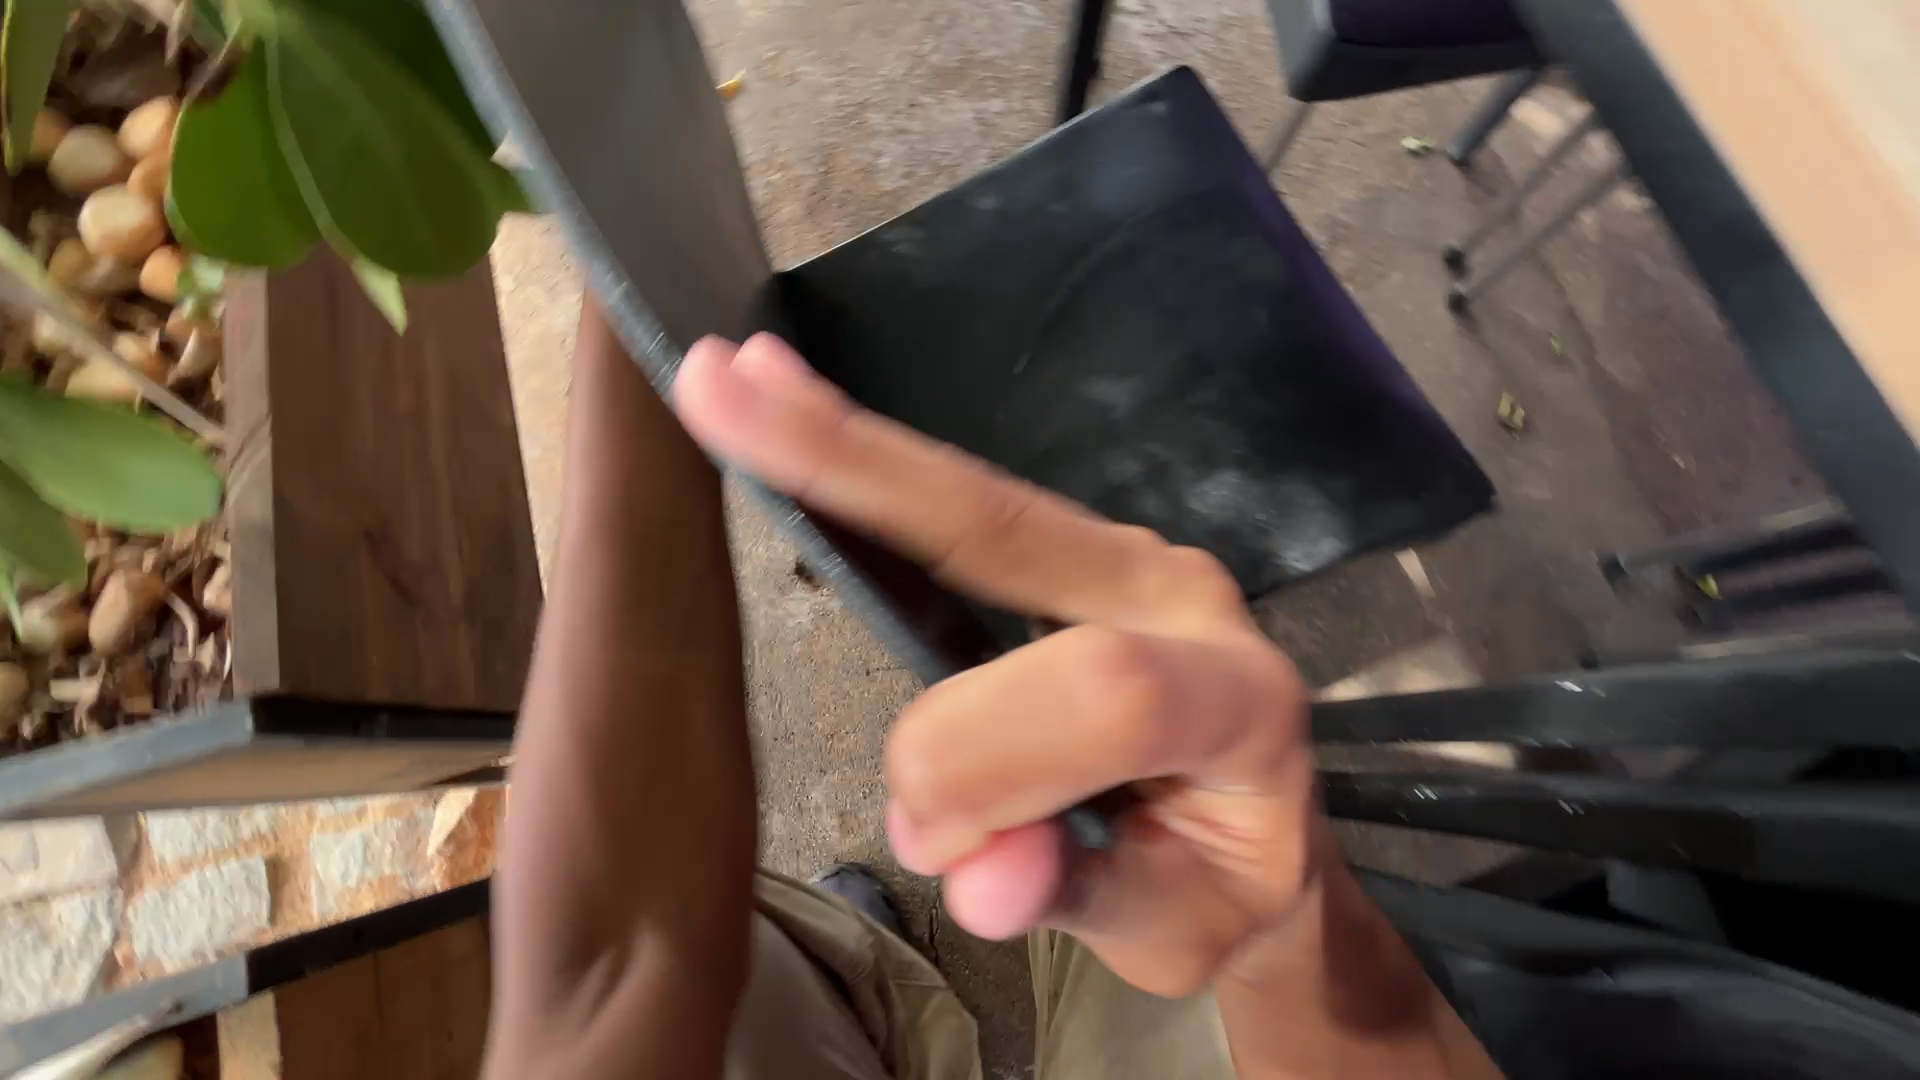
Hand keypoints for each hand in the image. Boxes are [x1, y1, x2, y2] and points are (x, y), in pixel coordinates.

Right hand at [672, 333, 1320, 996]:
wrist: (1260, 830)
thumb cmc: (1214, 882)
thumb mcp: (1166, 928)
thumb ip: (1078, 897)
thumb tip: (979, 879)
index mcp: (1234, 701)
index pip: (1110, 693)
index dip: (994, 756)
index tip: (927, 834)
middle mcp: (1179, 597)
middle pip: (1010, 530)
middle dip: (860, 473)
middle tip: (723, 397)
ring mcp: (1125, 558)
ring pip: (977, 499)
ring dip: (851, 446)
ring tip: (742, 384)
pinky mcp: (1077, 551)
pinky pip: (971, 508)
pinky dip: (877, 464)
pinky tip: (802, 411)